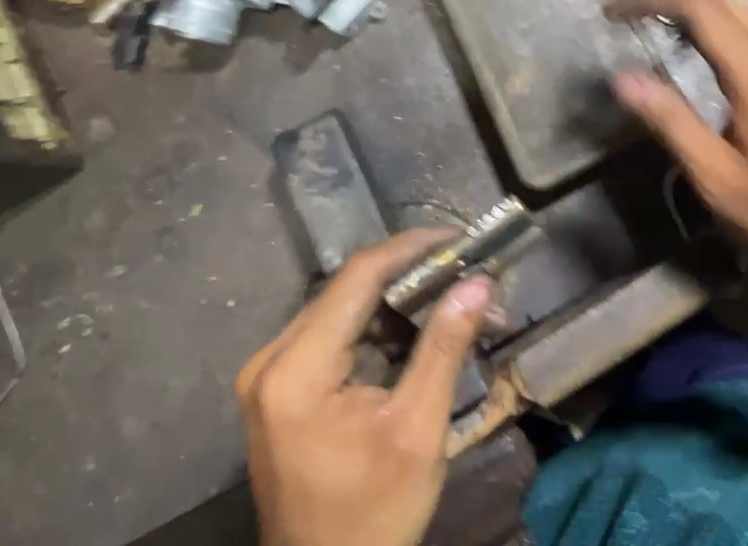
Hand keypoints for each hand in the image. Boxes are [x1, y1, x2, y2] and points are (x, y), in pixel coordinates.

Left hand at [237, 230, 493, 545]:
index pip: (357, 278)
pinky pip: (331, 333)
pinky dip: (375, 324)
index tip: (460, 237)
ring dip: (394, 297)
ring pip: (340, 307)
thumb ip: (444, 348)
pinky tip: (414, 327)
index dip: (411, 248)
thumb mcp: (417, 431)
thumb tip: (478, 281)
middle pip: (346, 289)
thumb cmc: (373, 511)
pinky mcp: (279, 388)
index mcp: (295, 370)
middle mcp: (270, 360)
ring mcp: (268, 374)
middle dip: (410, 273)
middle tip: (465, 270)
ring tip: (449, 295)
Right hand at [607, 0, 747, 274]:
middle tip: (628, 9)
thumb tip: (622, 79)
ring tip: (654, 21)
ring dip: (697, 2)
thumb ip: (671, 122)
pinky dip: (722, 18)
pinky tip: (699, 42)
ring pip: (743, 2)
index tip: (614, 9)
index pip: (701, 7)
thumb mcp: (717, 179)